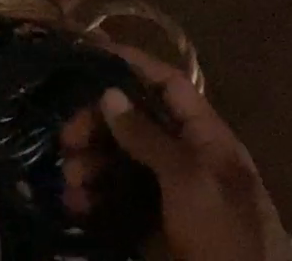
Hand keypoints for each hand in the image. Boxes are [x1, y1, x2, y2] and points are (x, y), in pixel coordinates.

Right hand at [67, 44, 291, 260]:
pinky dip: (92, 199)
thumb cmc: (225, 239)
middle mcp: (186, 159)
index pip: (169, 85)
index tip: (93, 51)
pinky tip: (74, 205)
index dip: (135, 64)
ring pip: (120, 162)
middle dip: (98, 124)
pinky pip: (115, 201)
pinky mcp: (152, 230)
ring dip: (89, 163)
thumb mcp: (189, 182)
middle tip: (67, 138)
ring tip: (69, 181)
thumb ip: (148, 137)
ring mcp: (168, 196)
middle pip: (136, 123)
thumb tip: (110, 92)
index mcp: (206, 139)